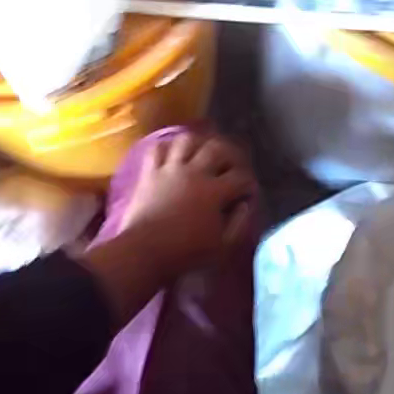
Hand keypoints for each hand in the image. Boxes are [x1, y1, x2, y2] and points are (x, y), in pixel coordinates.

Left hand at [80, 131, 256, 324]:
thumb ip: (239, 223)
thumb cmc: (186, 253)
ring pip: (186, 140)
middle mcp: (193, 172)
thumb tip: (245, 204)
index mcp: (214, 192)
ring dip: (198, 143)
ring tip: (203, 151)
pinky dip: (167, 147)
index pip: (239, 177)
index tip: (247, 190)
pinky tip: (173, 153)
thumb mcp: (222, 246)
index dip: (248, 182)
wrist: (145, 251)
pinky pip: (157, 148)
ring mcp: (169, 169)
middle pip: (216, 149)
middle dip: (230, 154)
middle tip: (232, 164)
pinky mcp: (149, 172)